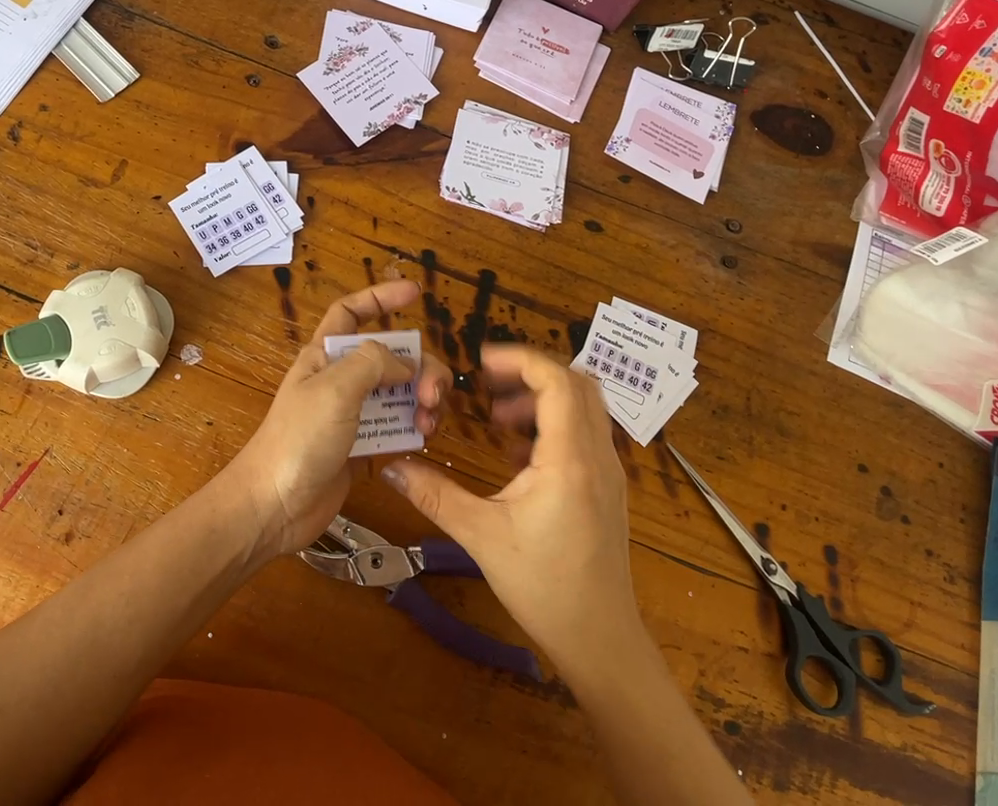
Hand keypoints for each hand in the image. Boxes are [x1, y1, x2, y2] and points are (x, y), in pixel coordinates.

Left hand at [218, 280, 451, 559]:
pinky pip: (396, 427)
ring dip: (421, 399)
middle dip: (419, 366)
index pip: (351, 313)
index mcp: (324, 356)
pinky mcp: (361, 447)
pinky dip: (414, 427)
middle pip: (389, 356)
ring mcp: (351, 415)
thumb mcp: (334, 388)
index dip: (380, 297)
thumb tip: (404, 363)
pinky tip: (423, 438)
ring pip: (399, 392)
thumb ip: (372, 362)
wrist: (275, 505)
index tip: (415, 292)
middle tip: (432, 394)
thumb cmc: (298, 440)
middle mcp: (339, 380)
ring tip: (429, 420)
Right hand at [381, 344, 644, 666]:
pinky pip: (586, 437)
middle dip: (530, 374)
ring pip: (586, 410)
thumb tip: (389, 467)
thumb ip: (434, 494)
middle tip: (486, 384)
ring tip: (497, 419)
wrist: (599, 637)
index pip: (557, 382)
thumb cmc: (542, 585)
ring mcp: (609, 474)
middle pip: (577, 386)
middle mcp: (597, 457)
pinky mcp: (608, 491)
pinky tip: (517, 457)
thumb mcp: (480, 536)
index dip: (520, 360)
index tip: (480, 361)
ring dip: (543, 400)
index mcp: (569, 460)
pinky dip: (554, 426)